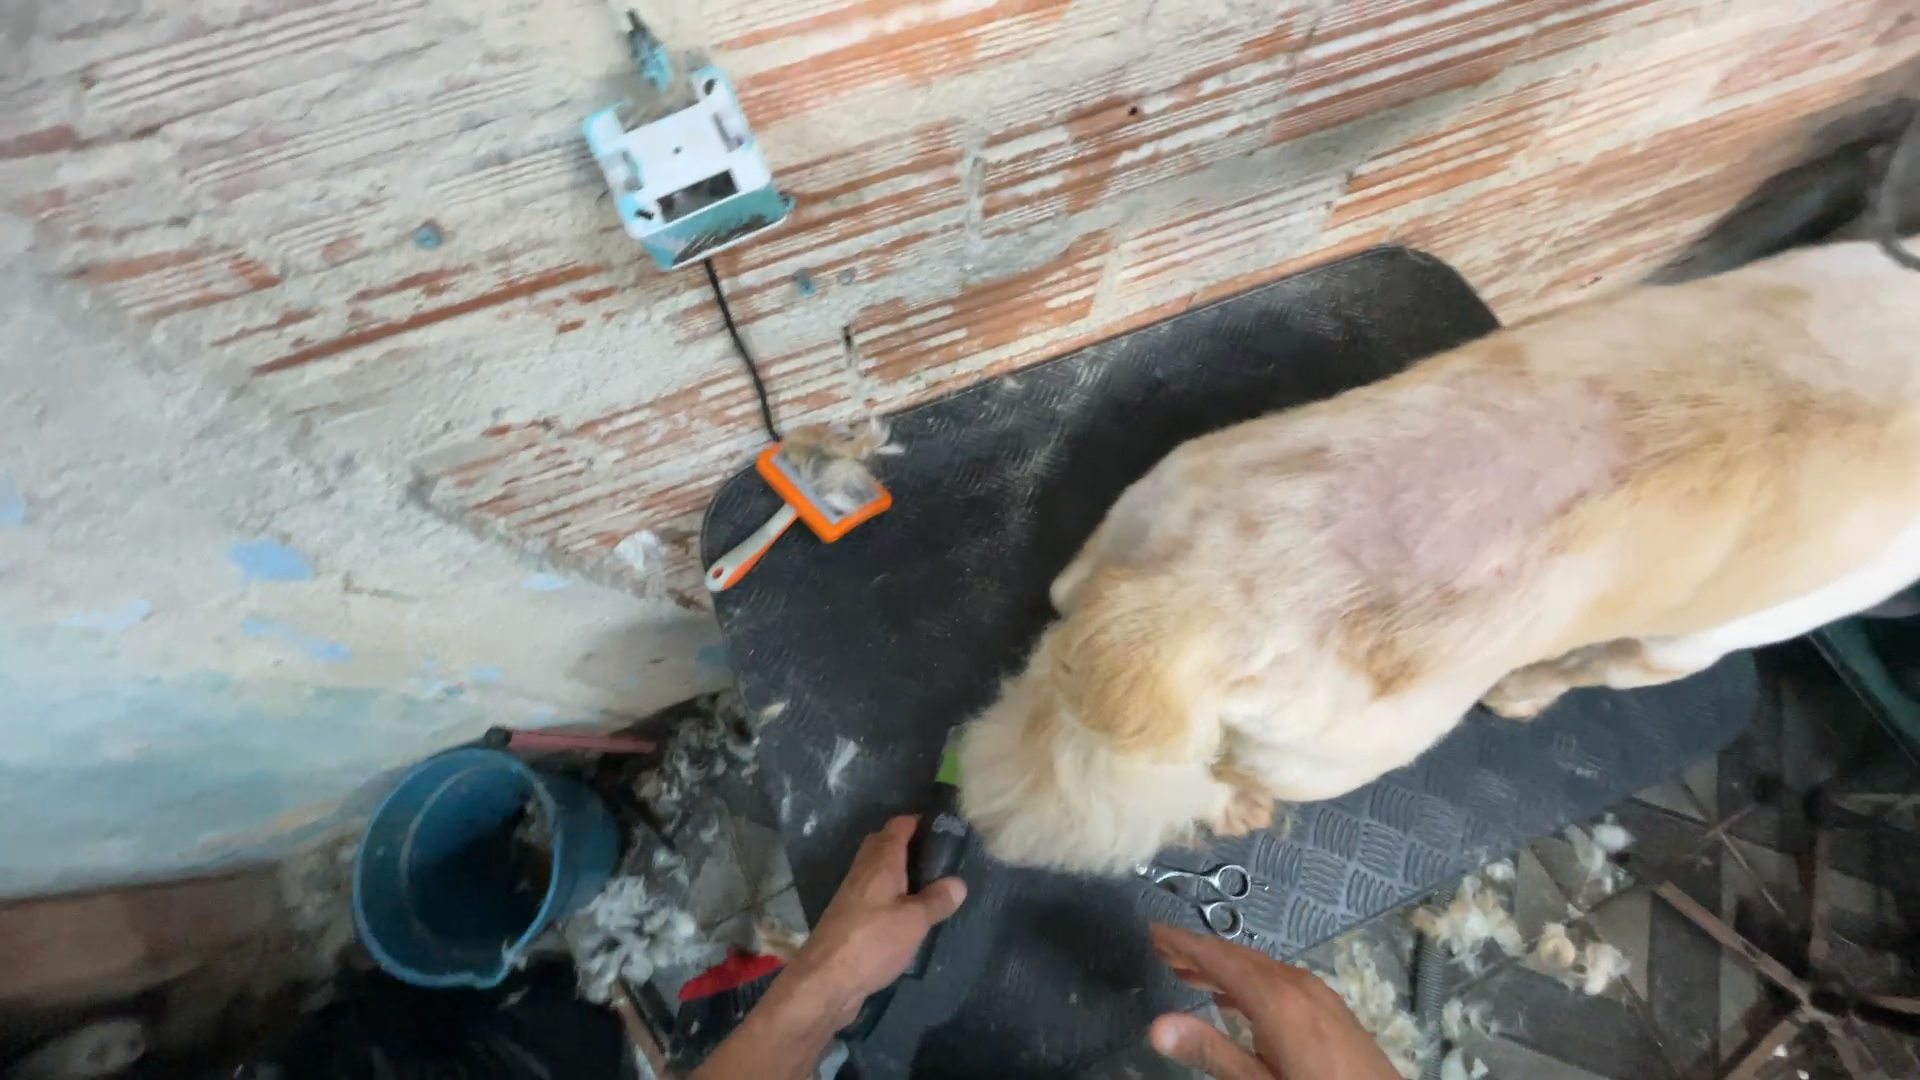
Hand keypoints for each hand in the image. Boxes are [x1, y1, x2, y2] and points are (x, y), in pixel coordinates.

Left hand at [784, 815, 967, 1027]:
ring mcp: (854, 892)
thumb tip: (959, 883)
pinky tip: (907, 913)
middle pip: (886, 842)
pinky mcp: (850, 915)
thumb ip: (936, 900)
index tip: (945, 830)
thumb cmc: (872, 941)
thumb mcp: (914, 921)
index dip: (920, 822)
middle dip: (910, 845)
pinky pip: (874, 891)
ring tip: (930, 885)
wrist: (824, 980)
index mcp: (881, 860)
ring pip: (879, 868)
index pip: (900, 825)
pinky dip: (891, 893)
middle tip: (940, 860)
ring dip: (901, 871)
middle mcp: (865, 869)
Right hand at [1148, 925, 1399, 1079]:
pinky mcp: (1333, 1011)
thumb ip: (1210, 1051)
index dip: (1181, 943)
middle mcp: (1296, 983)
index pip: (1217, 957)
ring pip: (1259, 967)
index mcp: (1275, 996)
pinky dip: (1248, 981)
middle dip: (1198, 952)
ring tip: (1189, 974)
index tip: (1152, 931)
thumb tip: (1155, 1025)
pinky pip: (1279, 981)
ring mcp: (1319, 995)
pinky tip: (1237, 1000)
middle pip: (1237, 956)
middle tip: (1162, 950)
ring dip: (1223, 967)